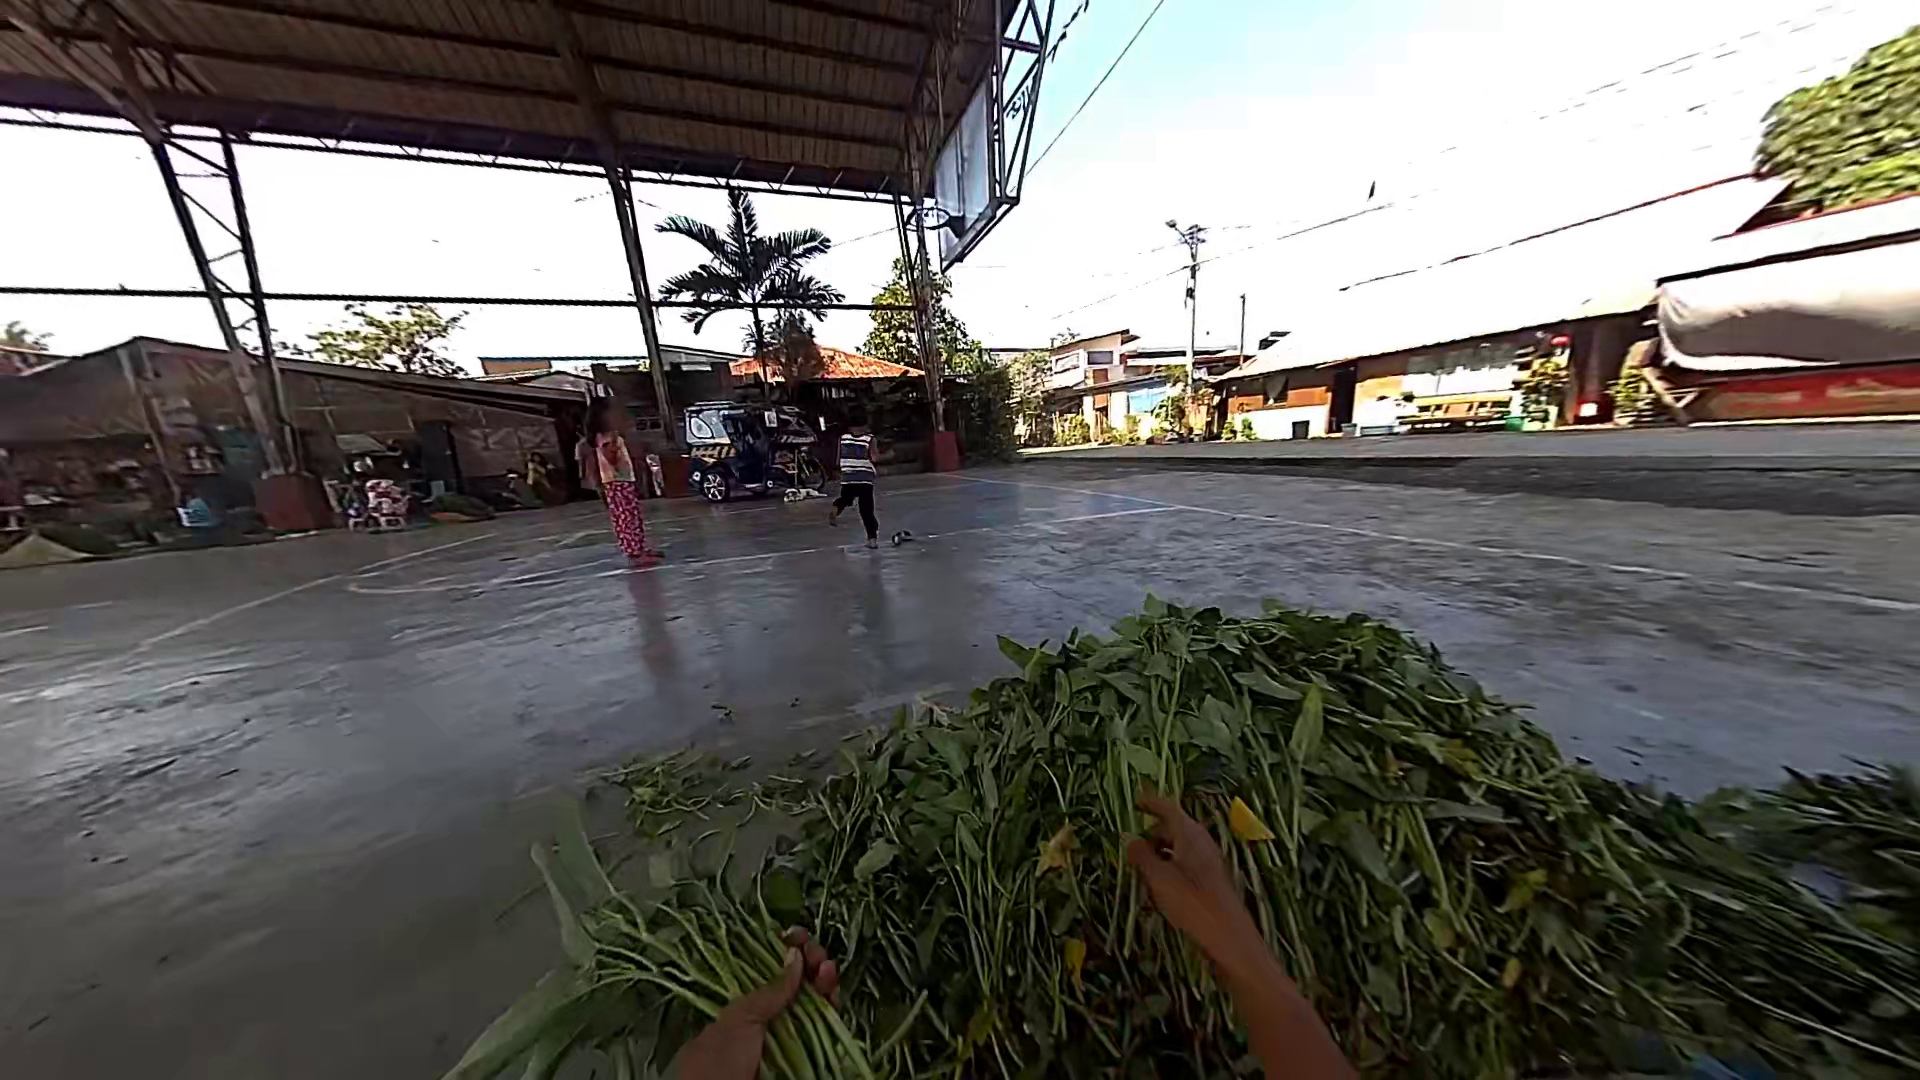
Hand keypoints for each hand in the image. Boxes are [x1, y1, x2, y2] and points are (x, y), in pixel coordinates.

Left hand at [674, 928, 839, 1079]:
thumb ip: (772, 988)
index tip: (801, 936)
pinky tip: (833, 995)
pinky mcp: (805, 1056)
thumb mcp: (740, 1018)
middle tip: (819, 956)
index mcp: (749, 1002)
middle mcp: (771, 1015)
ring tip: (827, 971)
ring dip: (825, 980)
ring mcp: (789, 1034)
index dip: (790, 947)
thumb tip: (796, 953)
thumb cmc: (719, 1058)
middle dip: (813, 961)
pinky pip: (825, 1028)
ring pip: (816, 1000)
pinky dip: (832, 1008)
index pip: (776, 966)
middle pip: (800, 980)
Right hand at [1128, 791, 1357, 1079]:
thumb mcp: (1159, 879)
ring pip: (1180, 846)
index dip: (1150, 802)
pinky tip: (1161, 886)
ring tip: (1142, 866)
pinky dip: (1171, 865)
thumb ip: (1142, 856)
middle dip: (1152, 830)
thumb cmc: (1194, 906)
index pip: (1168, 807)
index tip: (1134, 802)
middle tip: (1133, 843)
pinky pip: (1187, 863)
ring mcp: (1210, 863)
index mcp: (1190, 834)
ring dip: (1161, 850)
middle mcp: (1202, 843)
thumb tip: (1129, 837)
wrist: (1234, 947)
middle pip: (1174, 826)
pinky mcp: (1213, 883)